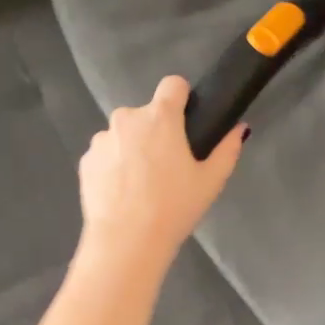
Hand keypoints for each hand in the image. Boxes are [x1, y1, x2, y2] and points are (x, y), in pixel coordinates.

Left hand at [77, 75, 244, 266]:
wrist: (126, 241)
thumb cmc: (174, 208)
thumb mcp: (210, 182)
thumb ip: (227, 150)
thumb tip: (239, 129)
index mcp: (160, 117)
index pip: (173, 84)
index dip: (182, 98)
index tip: (186, 121)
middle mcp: (127, 118)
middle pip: (147, 114)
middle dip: (156, 133)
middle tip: (168, 168)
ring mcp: (102, 139)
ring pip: (124, 135)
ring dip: (134, 150)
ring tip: (143, 187)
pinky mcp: (86, 160)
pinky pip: (106, 156)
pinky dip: (115, 168)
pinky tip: (124, 195)